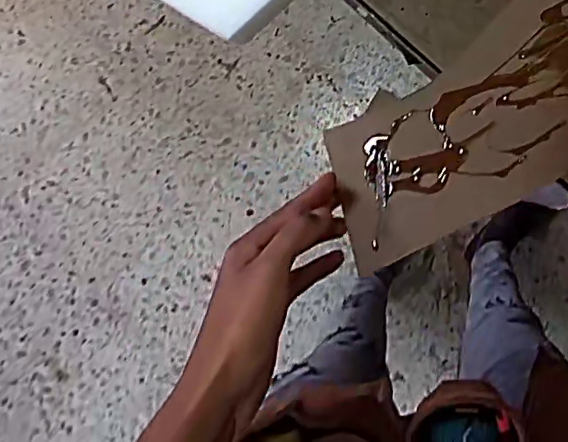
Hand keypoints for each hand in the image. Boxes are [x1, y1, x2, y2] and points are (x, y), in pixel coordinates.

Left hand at [156, 173, 346, 435]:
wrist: (224, 387)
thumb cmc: (236, 335)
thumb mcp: (269, 270)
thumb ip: (294, 235)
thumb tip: (317, 214)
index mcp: (249, 248)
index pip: (289, 211)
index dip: (313, 195)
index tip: (333, 180)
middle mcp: (254, 263)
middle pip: (293, 226)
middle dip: (319, 209)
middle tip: (342, 195)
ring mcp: (263, 285)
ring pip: (298, 247)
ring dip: (321, 232)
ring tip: (342, 221)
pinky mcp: (273, 306)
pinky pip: (301, 273)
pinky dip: (319, 262)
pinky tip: (332, 259)